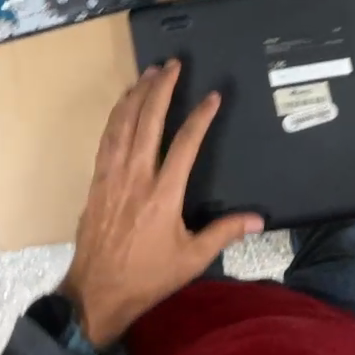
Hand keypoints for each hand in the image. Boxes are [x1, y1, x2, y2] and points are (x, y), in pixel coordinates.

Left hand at [59, 62, 263, 346]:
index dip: (200, 117)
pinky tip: (123, 103)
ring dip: (136, 95)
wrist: (98, 290)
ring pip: (124, 123)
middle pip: (149, 121)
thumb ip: (223, 233)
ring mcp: (112, 174)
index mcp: (163, 194)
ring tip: (149, 73)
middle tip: (173, 65)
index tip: (212, 97)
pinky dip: (116, 115)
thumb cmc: (148, 276)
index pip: (185, 143)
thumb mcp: (192, 260)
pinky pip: (106, 137)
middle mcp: (136, 176)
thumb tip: (257, 219)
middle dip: (161, 89)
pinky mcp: (97, 178)